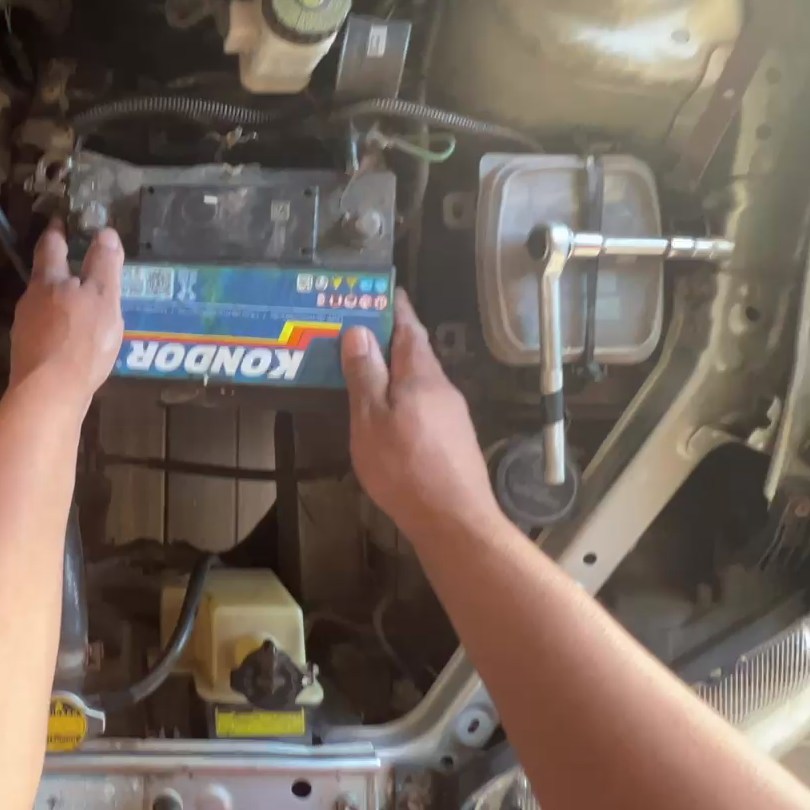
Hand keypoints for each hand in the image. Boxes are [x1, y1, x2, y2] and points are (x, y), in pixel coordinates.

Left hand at [9, 225, 124, 412]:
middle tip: (77, 265)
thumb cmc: (80, 341)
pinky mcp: (28, 356)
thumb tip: (105, 232)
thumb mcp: (102, 298)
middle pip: (43, 278)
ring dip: (59, 303)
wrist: (48, 394)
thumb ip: (104, 265)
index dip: (57, 232)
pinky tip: (73, 341)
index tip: (61, 222)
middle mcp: (30, 301)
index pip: (50, 246)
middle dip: (58, 270)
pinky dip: (58, 330)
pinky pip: (45, 334)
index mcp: (48, 281)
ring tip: (81, 306)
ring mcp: (25, 329)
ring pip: (43, 307)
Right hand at [341, 290, 502, 546]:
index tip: (380, 289)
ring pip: (418, 378)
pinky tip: (384, 407)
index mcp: (421, 375)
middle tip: (356, 325)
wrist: (453, 519)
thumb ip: (365, 374)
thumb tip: (359, 331)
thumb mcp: (371, 418)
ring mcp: (450, 413)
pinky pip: (422, 400)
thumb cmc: (404, 464)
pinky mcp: (451, 437)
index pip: (409, 328)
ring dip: (393, 366)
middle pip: (414, 352)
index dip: (395, 308)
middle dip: (389, 336)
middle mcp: (441, 387)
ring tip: (362, 364)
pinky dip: (401, 391)